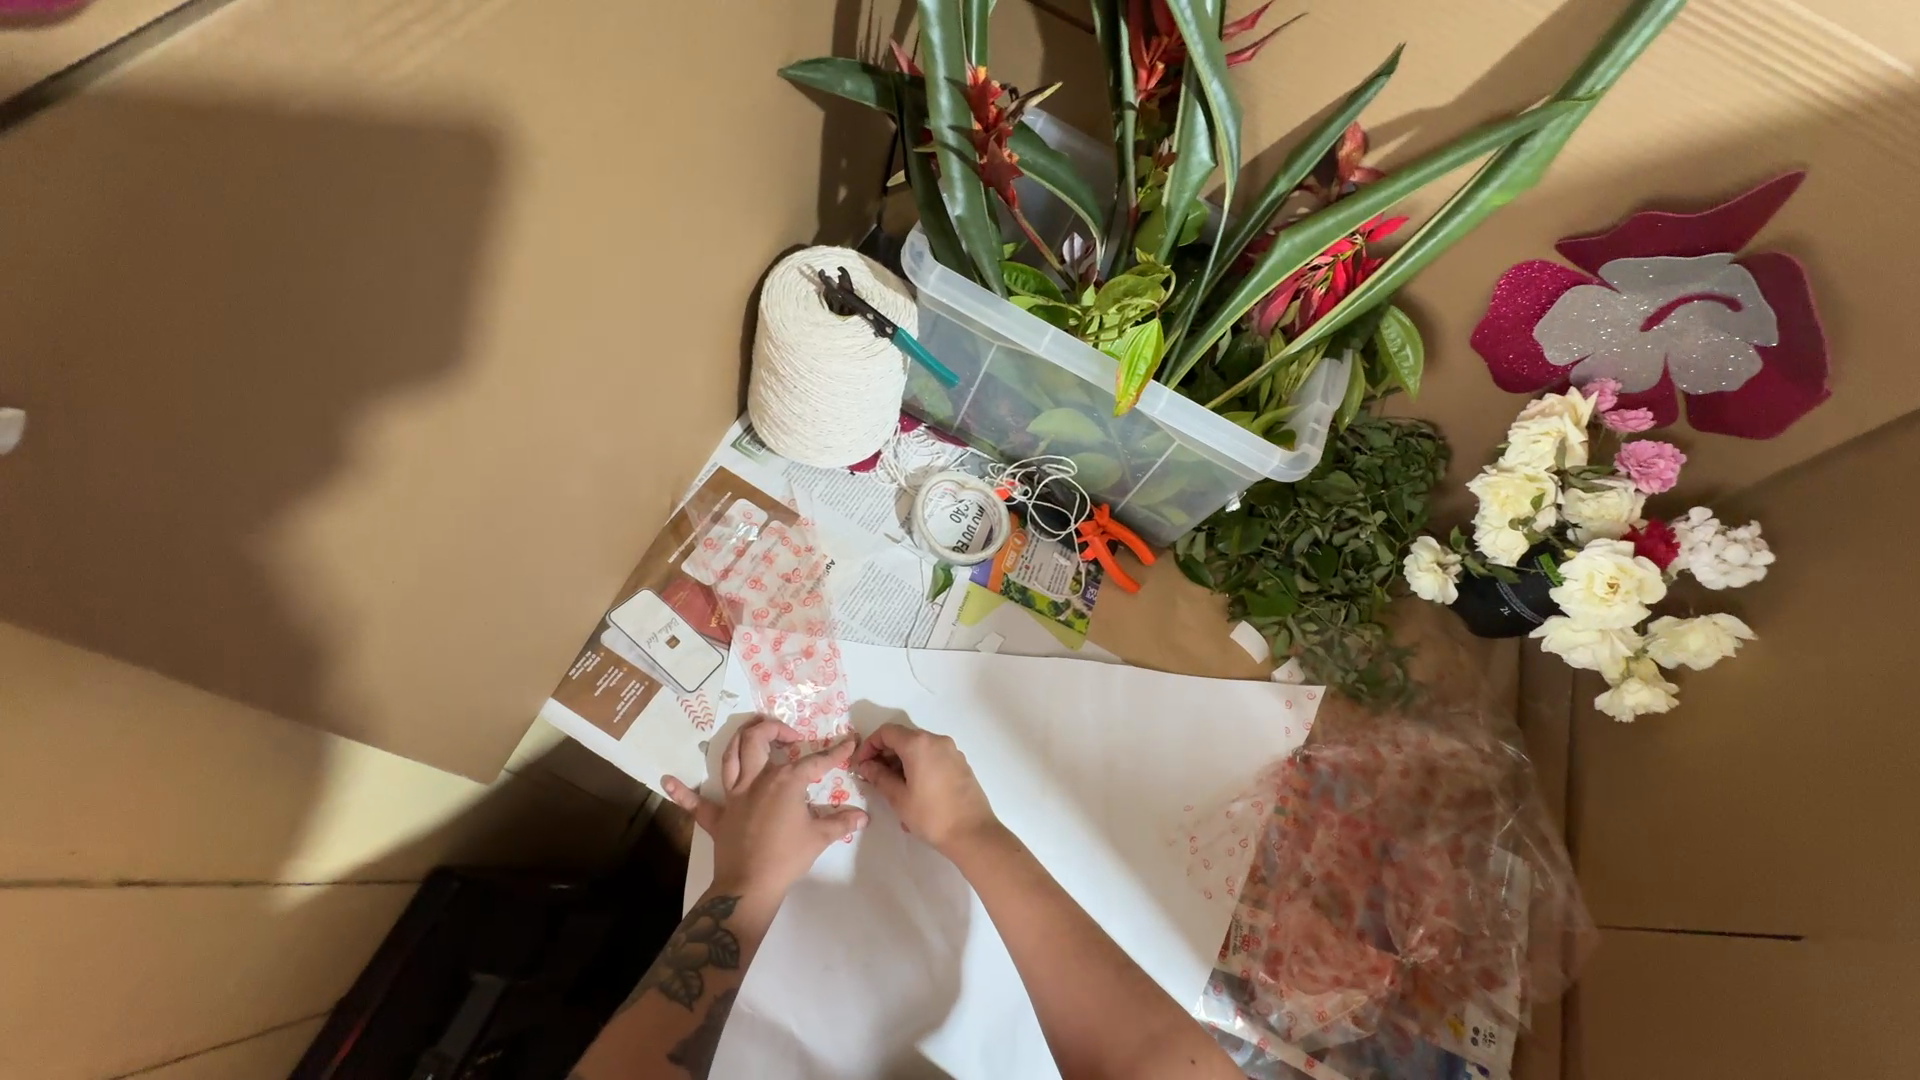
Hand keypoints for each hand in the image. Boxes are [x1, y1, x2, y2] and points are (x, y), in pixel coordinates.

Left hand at [662, 718, 867, 897]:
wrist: (750, 886)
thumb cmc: (787, 858)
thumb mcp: (820, 837)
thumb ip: (841, 822)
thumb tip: (863, 816)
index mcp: (785, 781)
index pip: (815, 761)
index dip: (835, 751)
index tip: (849, 742)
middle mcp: (758, 780)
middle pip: (758, 740)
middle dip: (773, 728)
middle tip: (789, 734)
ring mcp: (733, 796)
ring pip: (731, 757)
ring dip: (739, 740)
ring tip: (751, 731)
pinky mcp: (717, 817)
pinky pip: (695, 802)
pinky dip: (681, 791)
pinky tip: (667, 780)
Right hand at [851, 723, 997, 853]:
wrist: (973, 832)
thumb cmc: (931, 815)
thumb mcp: (899, 798)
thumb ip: (879, 777)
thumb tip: (866, 766)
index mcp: (919, 744)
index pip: (887, 732)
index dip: (869, 746)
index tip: (861, 765)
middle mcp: (937, 740)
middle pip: (904, 738)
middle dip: (885, 754)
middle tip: (873, 777)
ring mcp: (952, 751)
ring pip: (919, 748)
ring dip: (901, 761)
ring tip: (892, 786)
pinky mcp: (960, 763)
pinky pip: (932, 756)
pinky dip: (918, 765)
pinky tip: (913, 789)